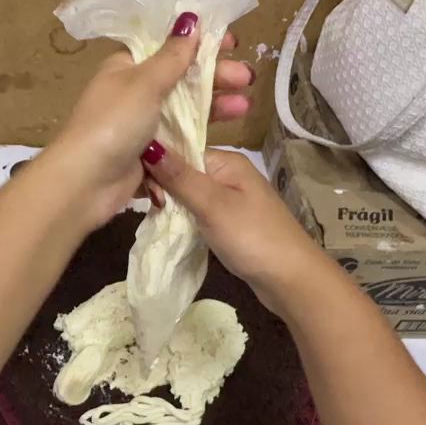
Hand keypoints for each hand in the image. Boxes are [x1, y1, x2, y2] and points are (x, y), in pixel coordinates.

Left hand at [38, 12, 252, 229]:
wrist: (84, 183)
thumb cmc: (112, 123)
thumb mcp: (144, 83)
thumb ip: (172, 55)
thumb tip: (190, 19)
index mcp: (126, 68)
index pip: (167, 47)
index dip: (199, 43)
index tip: (231, 43)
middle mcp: (132, 94)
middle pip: (180, 79)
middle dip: (215, 77)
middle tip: (247, 79)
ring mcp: (140, 127)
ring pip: (183, 111)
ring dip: (213, 107)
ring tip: (244, 107)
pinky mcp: (148, 156)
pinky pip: (179, 141)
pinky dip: (200, 136)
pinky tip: (225, 134)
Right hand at [144, 148, 334, 312]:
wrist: (289, 279)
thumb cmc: (252, 237)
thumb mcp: (212, 205)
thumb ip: (179, 177)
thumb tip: (147, 145)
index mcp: (226, 161)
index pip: (181, 149)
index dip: (156, 162)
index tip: (136, 184)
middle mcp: (227, 174)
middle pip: (181, 170)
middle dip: (159, 183)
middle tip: (142, 205)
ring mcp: (228, 198)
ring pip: (186, 193)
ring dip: (168, 202)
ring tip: (149, 215)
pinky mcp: (226, 221)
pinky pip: (195, 211)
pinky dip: (179, 217)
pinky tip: (164, 225)